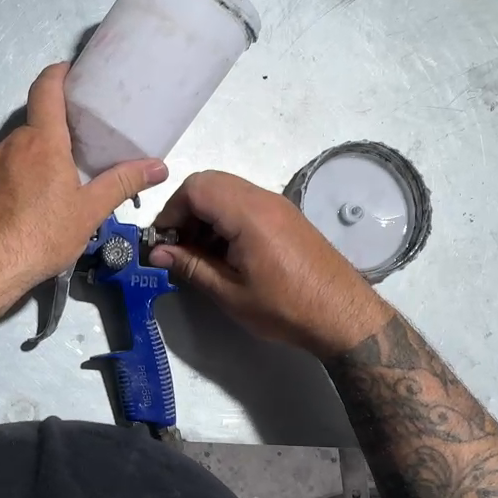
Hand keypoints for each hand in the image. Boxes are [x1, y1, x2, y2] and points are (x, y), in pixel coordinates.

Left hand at [0, 63, 167, 294]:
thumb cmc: (42, 236)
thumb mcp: (89, 212)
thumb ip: (122, 184)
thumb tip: (158, 167)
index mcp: (43, 141)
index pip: (46, 89)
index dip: (57, 74)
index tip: (68, 72)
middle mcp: (10, 144)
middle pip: (32, 129)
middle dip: (50, 140)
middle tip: (69, 161)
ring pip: (11, 154)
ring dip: (27, 165)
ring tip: (42, 195)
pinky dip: (5, 184)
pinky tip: (15, 211)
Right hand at [150, 171, 392, 356]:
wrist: (342, 315)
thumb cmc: (284, 307)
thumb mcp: (229, 293)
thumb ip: (190, 266)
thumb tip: (156, 252)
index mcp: (248, 214)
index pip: (195, 188)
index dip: (171, 211)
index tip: (163, 242)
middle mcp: (263, 199)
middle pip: (208, 183)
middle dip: (184, 210)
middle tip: (177, 246)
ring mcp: (277, 205)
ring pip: (226, 190)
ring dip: (204, 214)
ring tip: (198, 253)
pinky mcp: (285, 216)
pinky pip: (243, 202)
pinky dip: (223, 218)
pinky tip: (223, 253)